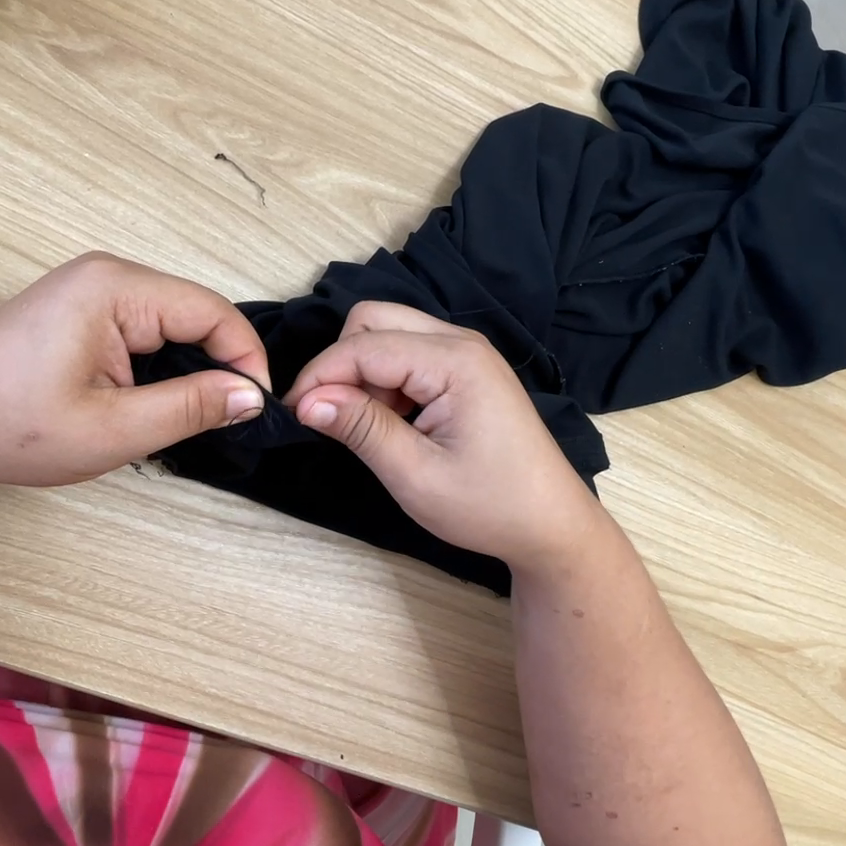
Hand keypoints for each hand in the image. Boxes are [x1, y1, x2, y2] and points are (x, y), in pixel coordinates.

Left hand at [0, 252, 269, 485]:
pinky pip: (150, 327)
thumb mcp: (112, 429)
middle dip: (220, 363)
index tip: (254, 408)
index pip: (212, 312)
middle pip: (197, 313)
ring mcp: (96, 286)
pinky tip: (156, 397)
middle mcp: (110, 274)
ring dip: (193, 365)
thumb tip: (251, 396)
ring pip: (176, 322)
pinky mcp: (87, 305)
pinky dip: (165, 362)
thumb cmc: (7, 426)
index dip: (244, 359)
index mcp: (116, 290)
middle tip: (225, 418)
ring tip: (191, 413)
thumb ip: (190, 408)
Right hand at [282, 302, 616, 569]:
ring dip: (364, 373)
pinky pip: (408, 354)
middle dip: (342, 364)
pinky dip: (386, 381)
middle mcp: (461, 342)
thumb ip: (361, 428)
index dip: (320, 376)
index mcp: (455, 361)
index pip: (364, 346)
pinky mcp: (466, 369)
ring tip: (374, 428)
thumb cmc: (489, 506)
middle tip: (339, 419)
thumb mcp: (416, 475)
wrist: (550, 524)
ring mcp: (466, 352)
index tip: (295, 415)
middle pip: (373, 321)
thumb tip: (305, 401)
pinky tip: (396, 424)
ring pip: (388, 334)